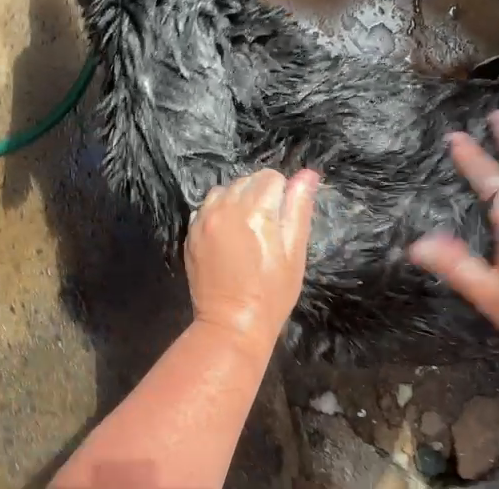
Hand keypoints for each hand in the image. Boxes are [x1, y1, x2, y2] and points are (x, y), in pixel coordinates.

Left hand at [184, 168, 320, 354]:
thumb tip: (308, 174)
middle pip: (246, 181)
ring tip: (245, 232)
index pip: (271, 177)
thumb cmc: (272, 292)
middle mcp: (225, 206)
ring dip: (236, 202)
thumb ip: (299, 207)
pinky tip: (226, 239)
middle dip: (259, 196)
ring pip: (224, 191)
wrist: (232, 324)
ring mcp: (203, 219)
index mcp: (255, 209)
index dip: (282, 195)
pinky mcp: (190, 233)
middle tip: (267, 230)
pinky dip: (217, 215)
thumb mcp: (294, 251)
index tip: (282, 221)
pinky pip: (206, 209)